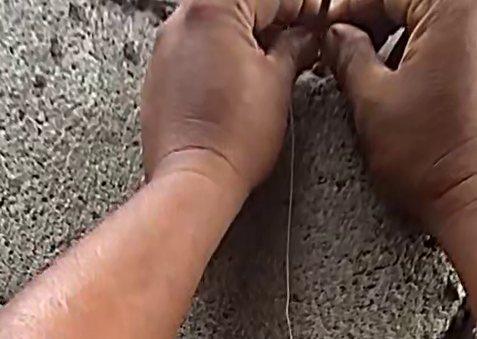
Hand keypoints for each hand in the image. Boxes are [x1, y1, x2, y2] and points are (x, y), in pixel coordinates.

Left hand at [141, 0, 321, 192]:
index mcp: (215, 4)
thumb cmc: (233, 141)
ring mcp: (167, 47)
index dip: (303, 6)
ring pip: (215, 28)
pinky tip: (235, 89)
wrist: (195, 182)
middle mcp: (184, 17)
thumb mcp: (277, 86)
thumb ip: (293, 49)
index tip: (317, 21)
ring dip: (244, 42)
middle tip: (297, 46)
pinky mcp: (159, 77)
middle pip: (239, 5)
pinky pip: (194, 55)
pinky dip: (218, 62)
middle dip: (272, 22)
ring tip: (267, 72)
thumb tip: (304, 39)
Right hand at [322, 0, 476, 230]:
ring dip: (401, 35)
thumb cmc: (431, 158)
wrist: (471, 197)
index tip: (331, 32)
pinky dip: (427, 49)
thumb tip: (337, 36)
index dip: (351, 9)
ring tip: (376, 72)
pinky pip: (457, 37)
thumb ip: (349, 57)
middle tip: (348, 51)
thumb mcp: (372, 102)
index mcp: (454, 2)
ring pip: (436, 14)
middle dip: (377, 20)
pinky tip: (406, 82)